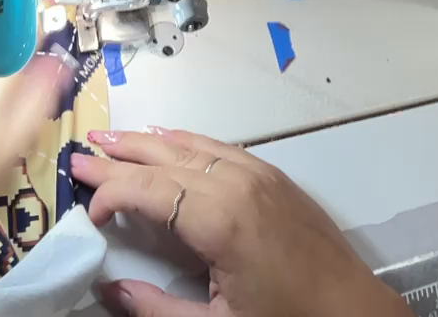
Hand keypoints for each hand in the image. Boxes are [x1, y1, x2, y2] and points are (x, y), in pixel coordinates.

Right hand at [70, 128, 413, 316]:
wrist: (355, 312)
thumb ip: (156, 309)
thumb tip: (109, 288)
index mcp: (220, 218)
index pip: (150, 189)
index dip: (112, 192)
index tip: (88, 209)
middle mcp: (237, 181)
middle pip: (165, 157)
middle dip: (120, 153)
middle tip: (81, 150)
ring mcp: (257, 172)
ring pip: (189, 144)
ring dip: (147, 141)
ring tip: (111, 137)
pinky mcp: (271, 173)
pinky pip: (217, 145)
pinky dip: (184, 140)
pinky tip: (166, 137)